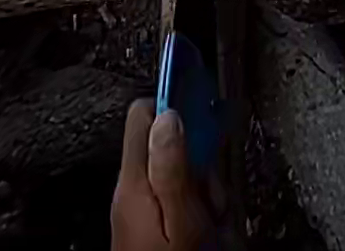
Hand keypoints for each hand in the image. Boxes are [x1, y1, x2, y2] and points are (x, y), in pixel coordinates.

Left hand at [111, 101, 203, 250]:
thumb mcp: (184, 223)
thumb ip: (174, 168)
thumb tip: (167, 114)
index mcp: (134, 186)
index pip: (143, 114)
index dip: (174, 109)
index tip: (202, 123)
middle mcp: (131, 194)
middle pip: (168, 145)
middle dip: (200, 164)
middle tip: (211, 199)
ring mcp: (139, 211)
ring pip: (180, 173)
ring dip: (204, 192)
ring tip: (213, 225)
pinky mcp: (149, 228)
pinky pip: (179, 199)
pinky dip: (199, 211)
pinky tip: (208, 235)